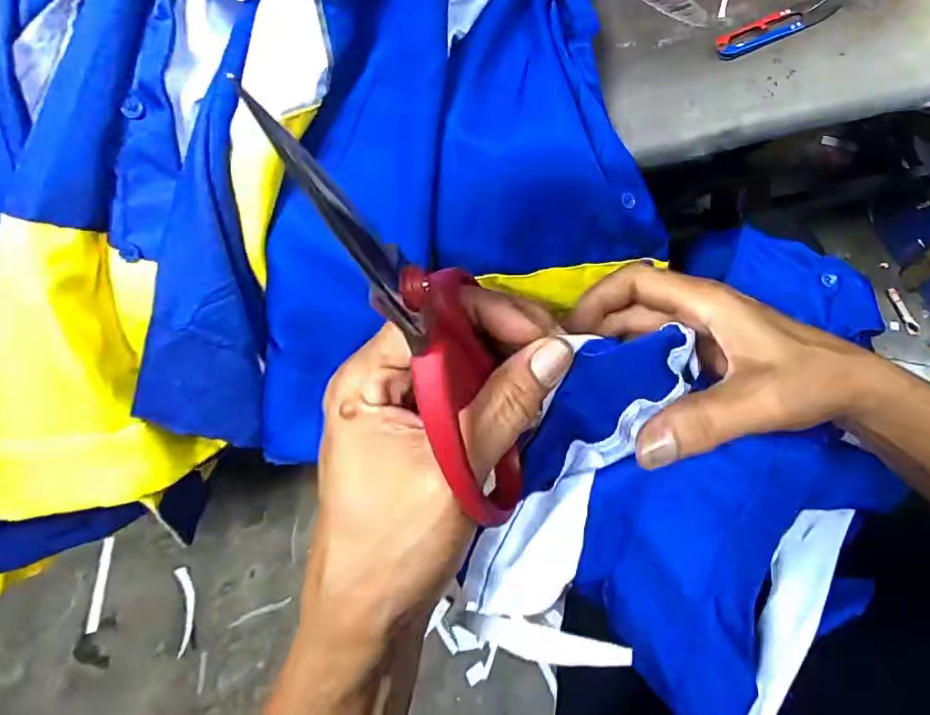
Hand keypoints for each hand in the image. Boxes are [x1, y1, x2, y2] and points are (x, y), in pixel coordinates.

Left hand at [299, 287, 573, 644]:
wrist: (372, 617)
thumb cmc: (396, 545)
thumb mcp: (456, 469)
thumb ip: (508, 403)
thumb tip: (559, 348)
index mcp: (369, 380)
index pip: (435, 313)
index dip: (493, 314)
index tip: (545, 340)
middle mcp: (387, 377)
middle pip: (459, 326)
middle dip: (514, 335)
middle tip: (559, 358)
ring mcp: (409, 399)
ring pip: (474, 353)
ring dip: (517, 360)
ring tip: (550, 383)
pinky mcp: (431, 420)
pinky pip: (478, 382)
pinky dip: (510, 385)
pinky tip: (531, 402)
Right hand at [566, 264, 889, 468]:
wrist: (852, 386)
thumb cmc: (810, 379)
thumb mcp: (757, 400)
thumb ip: (703, 421)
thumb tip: (639, 447)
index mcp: (710, 304)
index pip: (641, 281)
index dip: (599, 297)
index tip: (568, 333)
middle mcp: (706, 312)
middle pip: (640, 309)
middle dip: (601, 332)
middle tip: (564, 375)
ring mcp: (714, 335)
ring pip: (654, 335)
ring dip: (622, 355)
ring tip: (585, 393)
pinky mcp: (721, 358)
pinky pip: (672, 359)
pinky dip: (647, 374)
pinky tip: (631, 406)